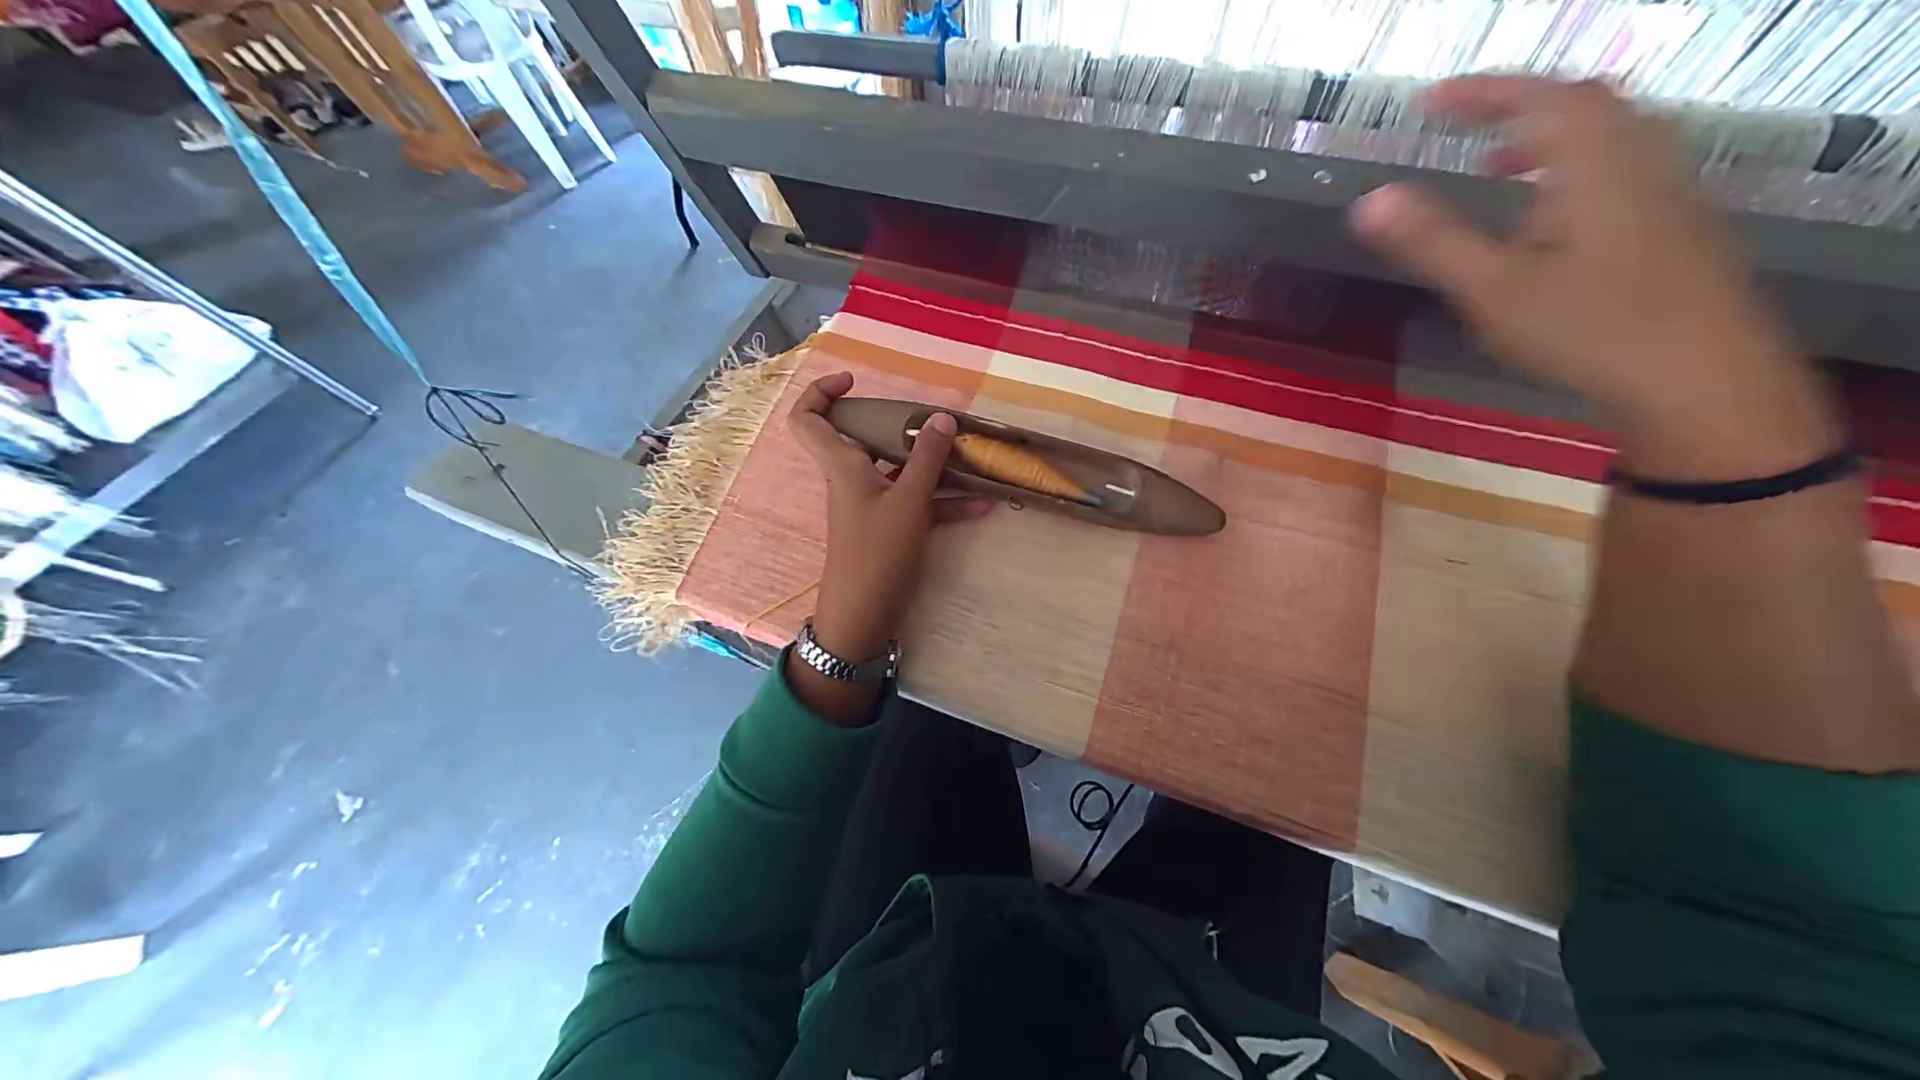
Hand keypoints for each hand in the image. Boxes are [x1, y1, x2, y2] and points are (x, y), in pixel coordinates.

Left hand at [784, 372, 991, 722]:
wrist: (864, 617)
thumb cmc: (877, 554)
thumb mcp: (908, 503)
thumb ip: (927, 459)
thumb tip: (942, 417)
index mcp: (842, 466)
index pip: (807, 419)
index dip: (820, 393)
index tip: (854, 382)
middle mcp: (852, 480)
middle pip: (864, 439)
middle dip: (900, 426)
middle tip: (931, 421)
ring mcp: (871, 505)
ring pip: (898, 472)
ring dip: (932, 465)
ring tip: (973, 458)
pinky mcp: (888, 528)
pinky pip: (915, 503)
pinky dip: (943, 501)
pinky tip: (981, 503)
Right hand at [1349, 76, 1839, 479]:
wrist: (1699, 376)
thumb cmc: (1588, 329)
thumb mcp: (1493, 289)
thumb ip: (1432, 241)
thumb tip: (1368, 201)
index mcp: (1593, 163)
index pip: (1537, 98)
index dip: (1482, 91)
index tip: (1429, 100)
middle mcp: (1638, 159)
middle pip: (1582, 104)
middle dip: (1516, 106)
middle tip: (1464, 124)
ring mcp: (1665, 189)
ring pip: (1608, 134)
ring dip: (1547, 138)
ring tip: (1496, 169)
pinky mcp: (1674, 222)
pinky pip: (1621, 166)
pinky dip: (1573, 168)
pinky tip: (1546, 217)